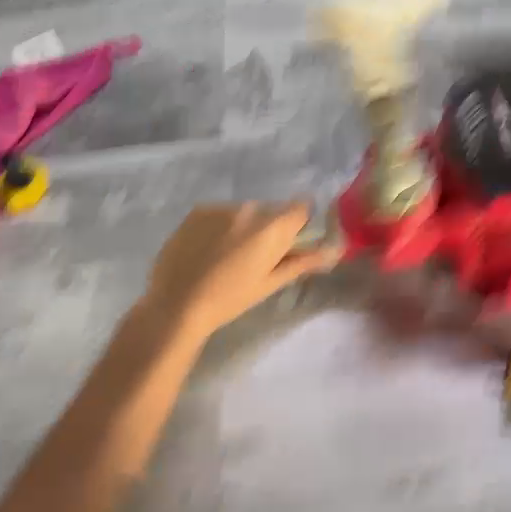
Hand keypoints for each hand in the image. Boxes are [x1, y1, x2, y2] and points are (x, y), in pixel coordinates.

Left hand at [142, 203, 343, 336]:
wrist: (176, 305)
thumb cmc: (229, 299)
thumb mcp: (269, 283)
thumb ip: (303, 261)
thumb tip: (335, 250)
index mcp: (272, 227)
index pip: (302, 206)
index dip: (299, 223)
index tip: (289, 244)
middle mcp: (250, 208)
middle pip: (271, 210)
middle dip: (268, 228)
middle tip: (254, 258)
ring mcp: (222, 207)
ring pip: (244, 211)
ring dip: (243, 226)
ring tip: (225, 256)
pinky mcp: (199, 210)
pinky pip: (220, 213)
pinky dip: (219, 226)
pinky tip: (206, 250)